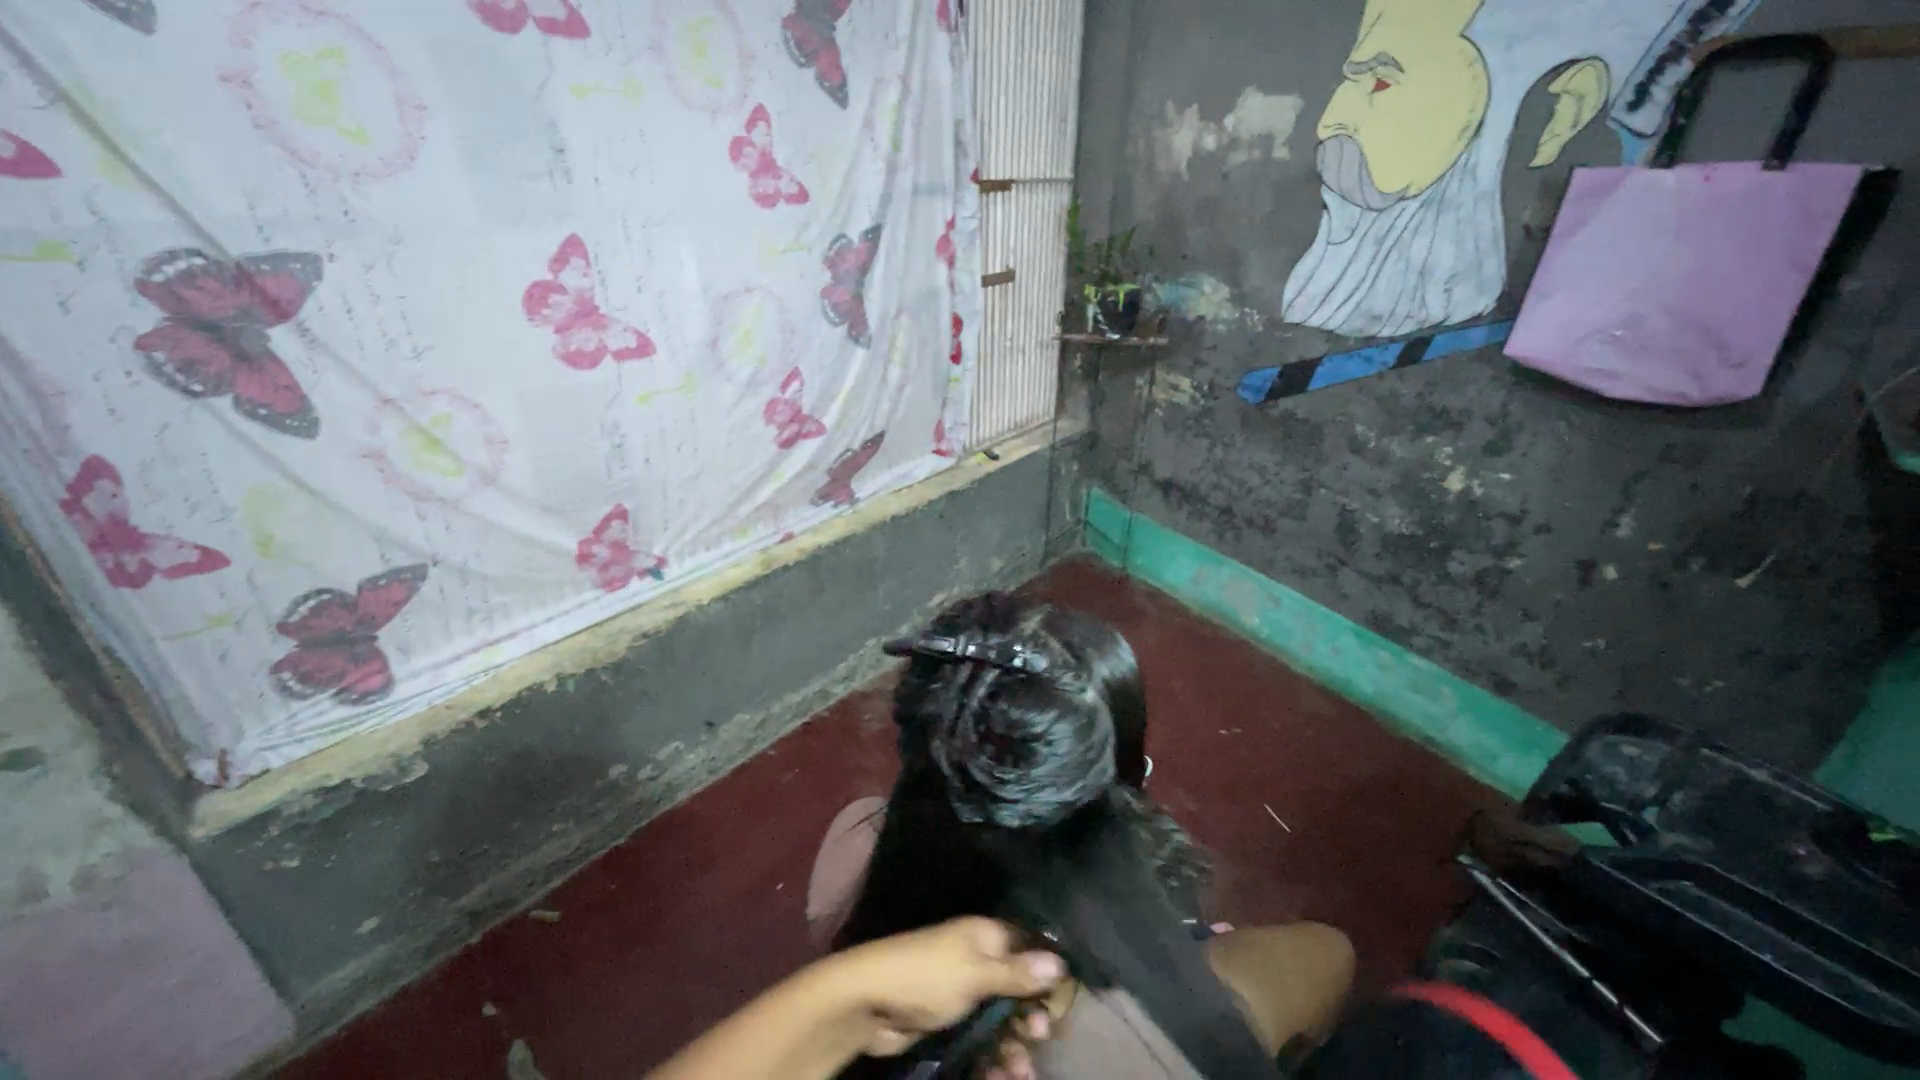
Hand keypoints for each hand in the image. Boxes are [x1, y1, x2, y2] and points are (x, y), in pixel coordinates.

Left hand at [824, 916, 1066, 1074]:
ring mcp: (964, 994)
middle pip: (1019, 990)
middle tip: (1040, 1035)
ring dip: (1015, 1047)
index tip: (1068, 996)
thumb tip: (1059, 961)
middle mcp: (978, 962)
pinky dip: (994, 1059)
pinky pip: (982, 1041)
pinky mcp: (950, 1023)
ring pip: (1002, 1021)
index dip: (1049, 970)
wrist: (865, 1003)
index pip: (1029, 946)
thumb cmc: (925, 976)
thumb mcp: (974, 973)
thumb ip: (1017, 973)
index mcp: (985, 938)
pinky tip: (1001, 1078)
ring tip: (1021, 1072)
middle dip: (1032, 1016)